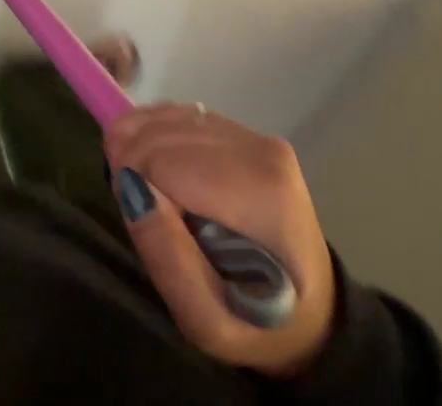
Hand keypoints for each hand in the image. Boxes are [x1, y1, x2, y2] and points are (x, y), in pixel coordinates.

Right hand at [106, 103, 336, 375]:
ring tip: (142, 189)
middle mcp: (262, 153)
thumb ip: (168, 259)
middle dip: (131, 162)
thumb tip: (134, 189)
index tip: (131, 218)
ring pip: (167, 119)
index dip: (130, 183)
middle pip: (162, 132)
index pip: (162, 159)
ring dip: (140, 147)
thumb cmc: (254, 322)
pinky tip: (156, 168)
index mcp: (258, 196)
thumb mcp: (207, 323)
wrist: (310, 313)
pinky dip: (156, 135)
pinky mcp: (249, 135)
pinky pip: (181, 117)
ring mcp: (258, 138)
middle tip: (135, 208)